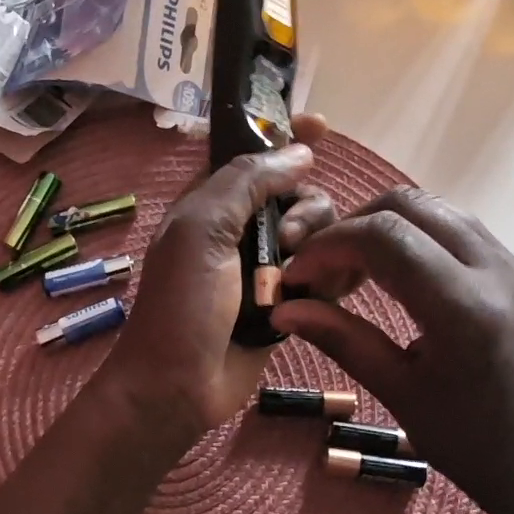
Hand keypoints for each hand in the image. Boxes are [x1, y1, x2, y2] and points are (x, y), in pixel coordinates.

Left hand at [96, 115, 336, 441]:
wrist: (178, 386)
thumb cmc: (181, 305)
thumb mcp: (202, 230)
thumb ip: (246, 182)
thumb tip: (300, 151)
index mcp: (212, 204)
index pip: (255, 157)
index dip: (286, 136)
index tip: (324, 127)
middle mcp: (242, 231)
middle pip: (301, 195)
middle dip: (309, 207)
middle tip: (292, 239)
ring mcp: (267, 270)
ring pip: (321, 236)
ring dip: (322, 246)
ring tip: (299, 278)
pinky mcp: (288, 306)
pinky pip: (326, 276)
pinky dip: (334, 275)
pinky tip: (332, 287)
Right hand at [271, 187, 513, 513]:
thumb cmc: (467, 442)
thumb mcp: (395, 391)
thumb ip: (340, 339)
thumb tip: (283, 309)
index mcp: (464, 309)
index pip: (384, 238)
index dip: (329, 246)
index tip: (296, 276)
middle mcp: (497, 272)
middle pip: (409, 207)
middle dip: (352, 227)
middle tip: (320, 271)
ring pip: (436, 211)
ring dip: (383, 228)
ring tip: (349, 273)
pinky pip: (457, 231)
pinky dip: (413, 238)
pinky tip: (389, 276)